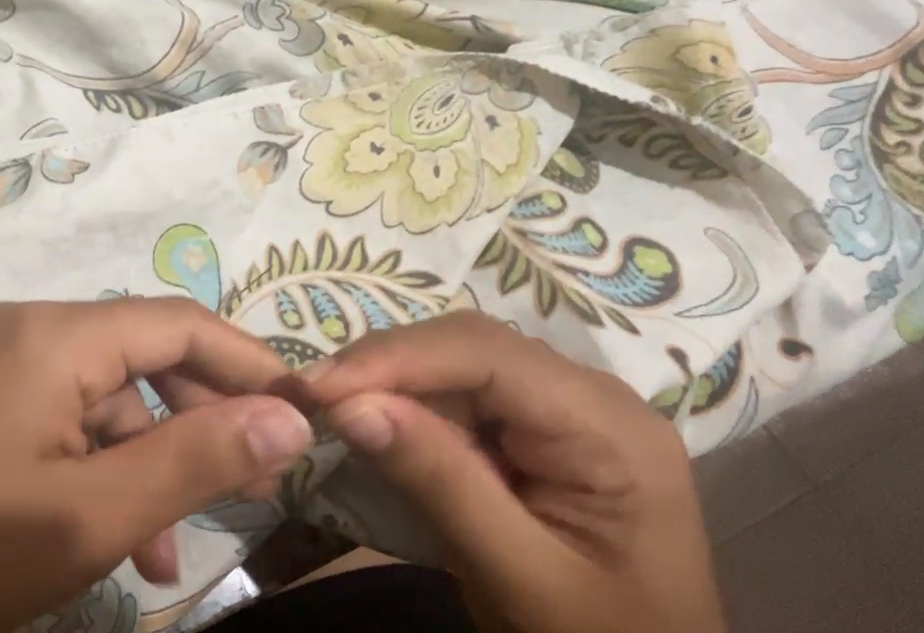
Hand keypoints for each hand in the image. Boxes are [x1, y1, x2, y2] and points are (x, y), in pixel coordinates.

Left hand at [0, 298, 314, 632]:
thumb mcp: (90, 515)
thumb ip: (195, 460)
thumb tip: (289, 419)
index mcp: (53, 335)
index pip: (174, 320)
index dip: (247, 363)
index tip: (306, 414)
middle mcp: (21, 331)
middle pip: (137, 354)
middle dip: (198, 418)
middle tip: (254, 485)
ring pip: (97, 398)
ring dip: (144, 463)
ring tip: (167, 552)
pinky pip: (54, 421)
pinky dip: (92, 470)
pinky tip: (110, 541)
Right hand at [296, 312, 727, 632]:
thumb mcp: (521, 578)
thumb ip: (442, 486)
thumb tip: (348, 406)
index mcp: (609, 427)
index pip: (486, 353)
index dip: (394, 357)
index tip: (317, 388)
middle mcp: (591, 395)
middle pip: (468, 344)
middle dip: (386, 364)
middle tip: (313, 398)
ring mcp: (564, 406)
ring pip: (454, 358)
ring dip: (390, 380)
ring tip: (334, 409)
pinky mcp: (535, 424)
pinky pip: (458, 389)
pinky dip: (408, 402)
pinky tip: (378, 423)